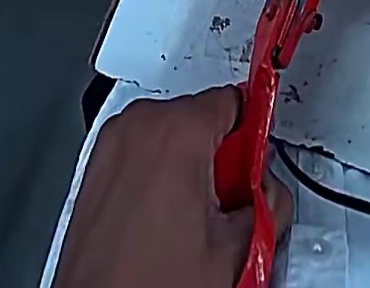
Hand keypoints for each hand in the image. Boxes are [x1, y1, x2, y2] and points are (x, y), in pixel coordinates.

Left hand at [54, 87, 292, 287]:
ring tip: (190, 218)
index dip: (253, 131)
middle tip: (227, 201)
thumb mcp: (236, 250)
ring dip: (187, 161)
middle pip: (200, 116)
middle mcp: (143, 121)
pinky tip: (162, 217)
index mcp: (180, 130)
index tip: (257, 154)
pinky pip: (142, 146)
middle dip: (220, 155)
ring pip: (170, 130)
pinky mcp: (98, 158)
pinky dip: (156, 168)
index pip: (233, 100)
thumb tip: (271, 192)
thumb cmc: (149, 284)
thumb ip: (267, 204)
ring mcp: (115, 138)